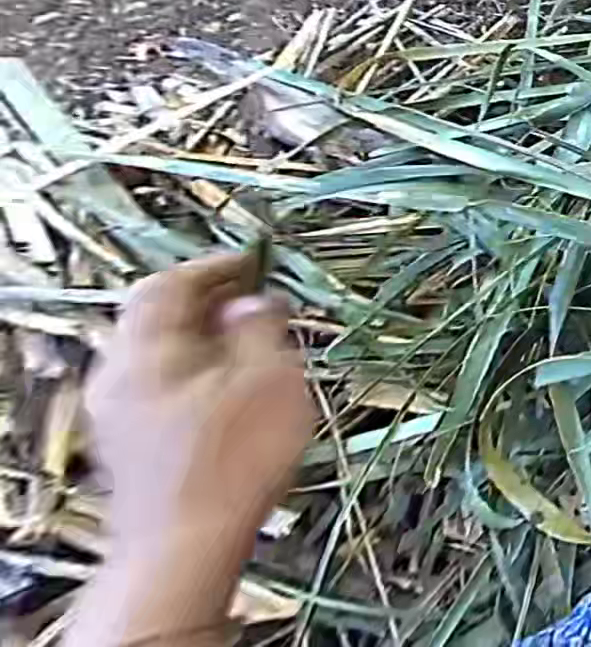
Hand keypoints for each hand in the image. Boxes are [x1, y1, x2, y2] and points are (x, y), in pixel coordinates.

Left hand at [71, 250, 312, 642]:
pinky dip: (204, 355)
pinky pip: (167, 373)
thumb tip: (251, 300)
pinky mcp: (136, 431)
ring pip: (164, 347)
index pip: (163, 288)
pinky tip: (242, 367)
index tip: (257, 258)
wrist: (189, 537)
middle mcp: (119, 377)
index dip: (211, 266)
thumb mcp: (267, 377)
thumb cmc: (237, 449)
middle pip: (156, 318)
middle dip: (211, 297)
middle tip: (265, 288)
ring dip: (210, 327)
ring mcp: (122, 408)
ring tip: (262, 324)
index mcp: (145, 358)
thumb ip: (258, 330)